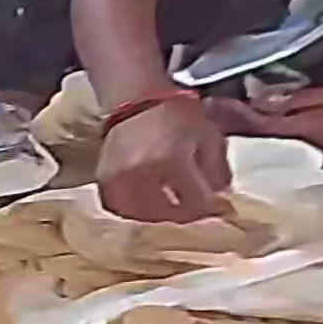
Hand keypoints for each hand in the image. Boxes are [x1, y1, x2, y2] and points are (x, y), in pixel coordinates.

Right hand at [96, 98, 231, 222]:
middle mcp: (141, 174)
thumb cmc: (178, 118)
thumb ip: (216, 171)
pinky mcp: (103, 181)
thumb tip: (219, 198)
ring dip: (156, 218)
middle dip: (183, 216)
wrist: (138, 105)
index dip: (210, 210)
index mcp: (172, 161)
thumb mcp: (209, 138)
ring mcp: (118, 179)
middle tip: (193, 214)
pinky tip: (143, 209)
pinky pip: (117, 207)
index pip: (194, 200)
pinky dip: (131, 212)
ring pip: (137, 214)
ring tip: (169, 213)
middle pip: (163, 213)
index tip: (219, 211)